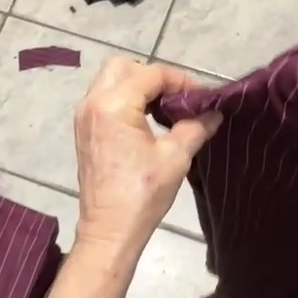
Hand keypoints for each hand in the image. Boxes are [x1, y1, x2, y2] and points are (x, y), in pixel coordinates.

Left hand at [72, 59, 221, 256]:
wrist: (109, 229)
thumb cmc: (142, 194)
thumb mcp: (176, 157)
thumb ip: (196, 126)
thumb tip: (213, 113)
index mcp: (113, 105)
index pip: (151, 74)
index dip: (180, 81)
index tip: (202, 97)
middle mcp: (92, 103)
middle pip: (123, 67)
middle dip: (153, 76)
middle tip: (177, 98)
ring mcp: (84, 116)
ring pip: (110, 81)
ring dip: (138, 87)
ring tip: (165, 108)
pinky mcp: (84, 131)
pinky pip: (104, 99)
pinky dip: (125, 99)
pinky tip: (147, 121)